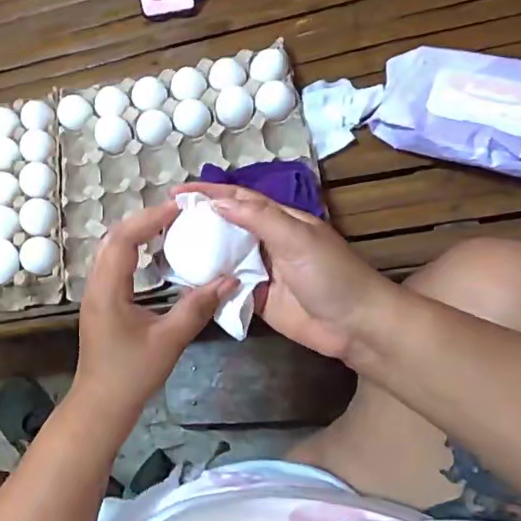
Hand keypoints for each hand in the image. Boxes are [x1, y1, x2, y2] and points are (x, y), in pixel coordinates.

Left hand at [74, 203, 234, 403]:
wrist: (101, 404)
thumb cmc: (132, 374)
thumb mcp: (169, 341)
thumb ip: (198, 307)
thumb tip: (230, 280)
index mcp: (108, 289)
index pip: (124, 239)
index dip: (150, 218)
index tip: (179, 208)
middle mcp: (96, 285)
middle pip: (113, 238)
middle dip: (144, 220)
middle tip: (177, 214)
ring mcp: (95, 293)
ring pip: (110, 250)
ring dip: (137, 234)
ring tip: (169, 227)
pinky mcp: (100, 302)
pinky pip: (113, 264)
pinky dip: (133, 251)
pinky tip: (155, 257)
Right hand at [171, 183, 392, 359]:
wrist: (357, 328)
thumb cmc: (333, 276)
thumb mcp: (297, 239)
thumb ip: (259, 219)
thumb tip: (217, 202)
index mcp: (280, 221)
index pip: (238, 199)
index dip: (208, 193)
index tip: (177, 192)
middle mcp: (267, 242)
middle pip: (226, 226)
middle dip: (197, 220)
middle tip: (163, 221)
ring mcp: (261, 272)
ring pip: (223, 256)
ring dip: (199, 252)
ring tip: (165, 249)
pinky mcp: (256, 299)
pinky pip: (226, 286)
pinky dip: (208, 284)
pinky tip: (184, 282)